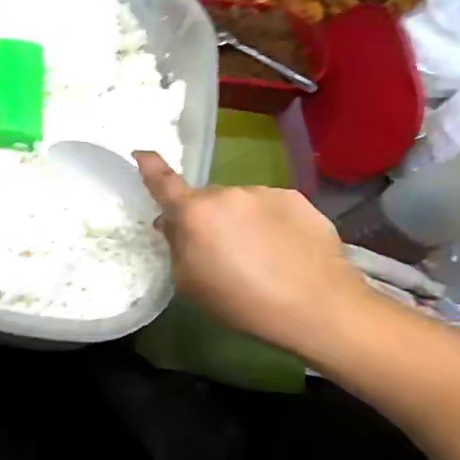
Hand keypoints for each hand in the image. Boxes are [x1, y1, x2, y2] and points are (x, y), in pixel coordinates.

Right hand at [136, 152, 376, 352]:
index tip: (142, 154)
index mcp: (196, 213)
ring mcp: (266, 192)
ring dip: (243, 223)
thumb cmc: (244, 303)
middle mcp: (229, 193)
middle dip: (208, 220)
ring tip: (261, 260)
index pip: (164, 183)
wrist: (317, 305)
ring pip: (242, 205)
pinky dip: (272, 225)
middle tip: (221, 255)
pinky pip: (272, 209)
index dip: (150, 168)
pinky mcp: (297, 199)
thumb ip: (177, 248)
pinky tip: (286, 253)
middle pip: (208, 201)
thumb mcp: (193, 286)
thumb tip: (173, 225)